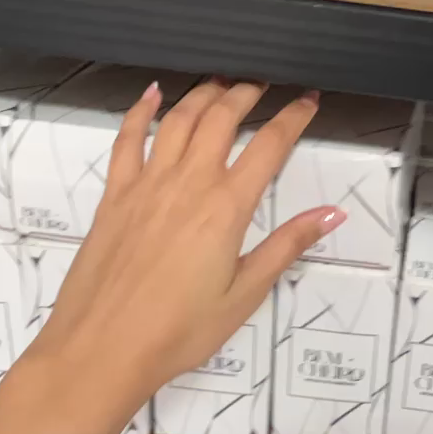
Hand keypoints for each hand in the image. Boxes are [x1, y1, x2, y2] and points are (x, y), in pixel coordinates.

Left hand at [24, 78, 343, 428]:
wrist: (99, 352)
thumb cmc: (178, 331)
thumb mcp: (245, 294)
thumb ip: (288, 246)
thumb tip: (333, 214)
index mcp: (226, 207)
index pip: (270, 146)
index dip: (294, 117)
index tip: (309, 100)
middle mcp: (188, 183)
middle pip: (222, 118)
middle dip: (247, 91)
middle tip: (264, 82)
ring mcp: (147, 184)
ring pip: (179, 119)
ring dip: (204, 93)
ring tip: (222, 81)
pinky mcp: (115, 195)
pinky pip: (127, 140)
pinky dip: (140, 111)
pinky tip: (152, 93)